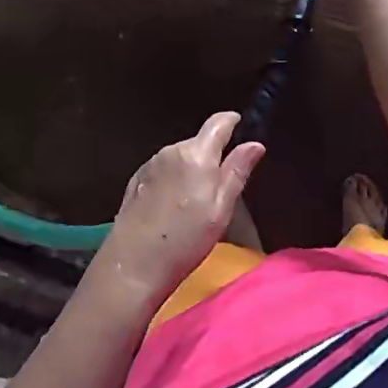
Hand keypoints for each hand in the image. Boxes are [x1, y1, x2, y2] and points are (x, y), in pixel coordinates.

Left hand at [103, 112, 264, 294]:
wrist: (132, 266)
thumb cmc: (185, 240)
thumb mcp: (220, 209)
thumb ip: (237, 171)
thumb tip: (255, 144)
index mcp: (197, 154)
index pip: (219, 122)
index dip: (233, 122)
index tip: (242, 127)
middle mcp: (172, 150)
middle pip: (199, 142)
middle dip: (212, 155)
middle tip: (220, 187)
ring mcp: (151, 163)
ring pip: (181, 156)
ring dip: (191, 168)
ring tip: (194, 201)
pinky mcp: (136, 178)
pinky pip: (164, 169)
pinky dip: (173, 178)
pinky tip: (172, 206)